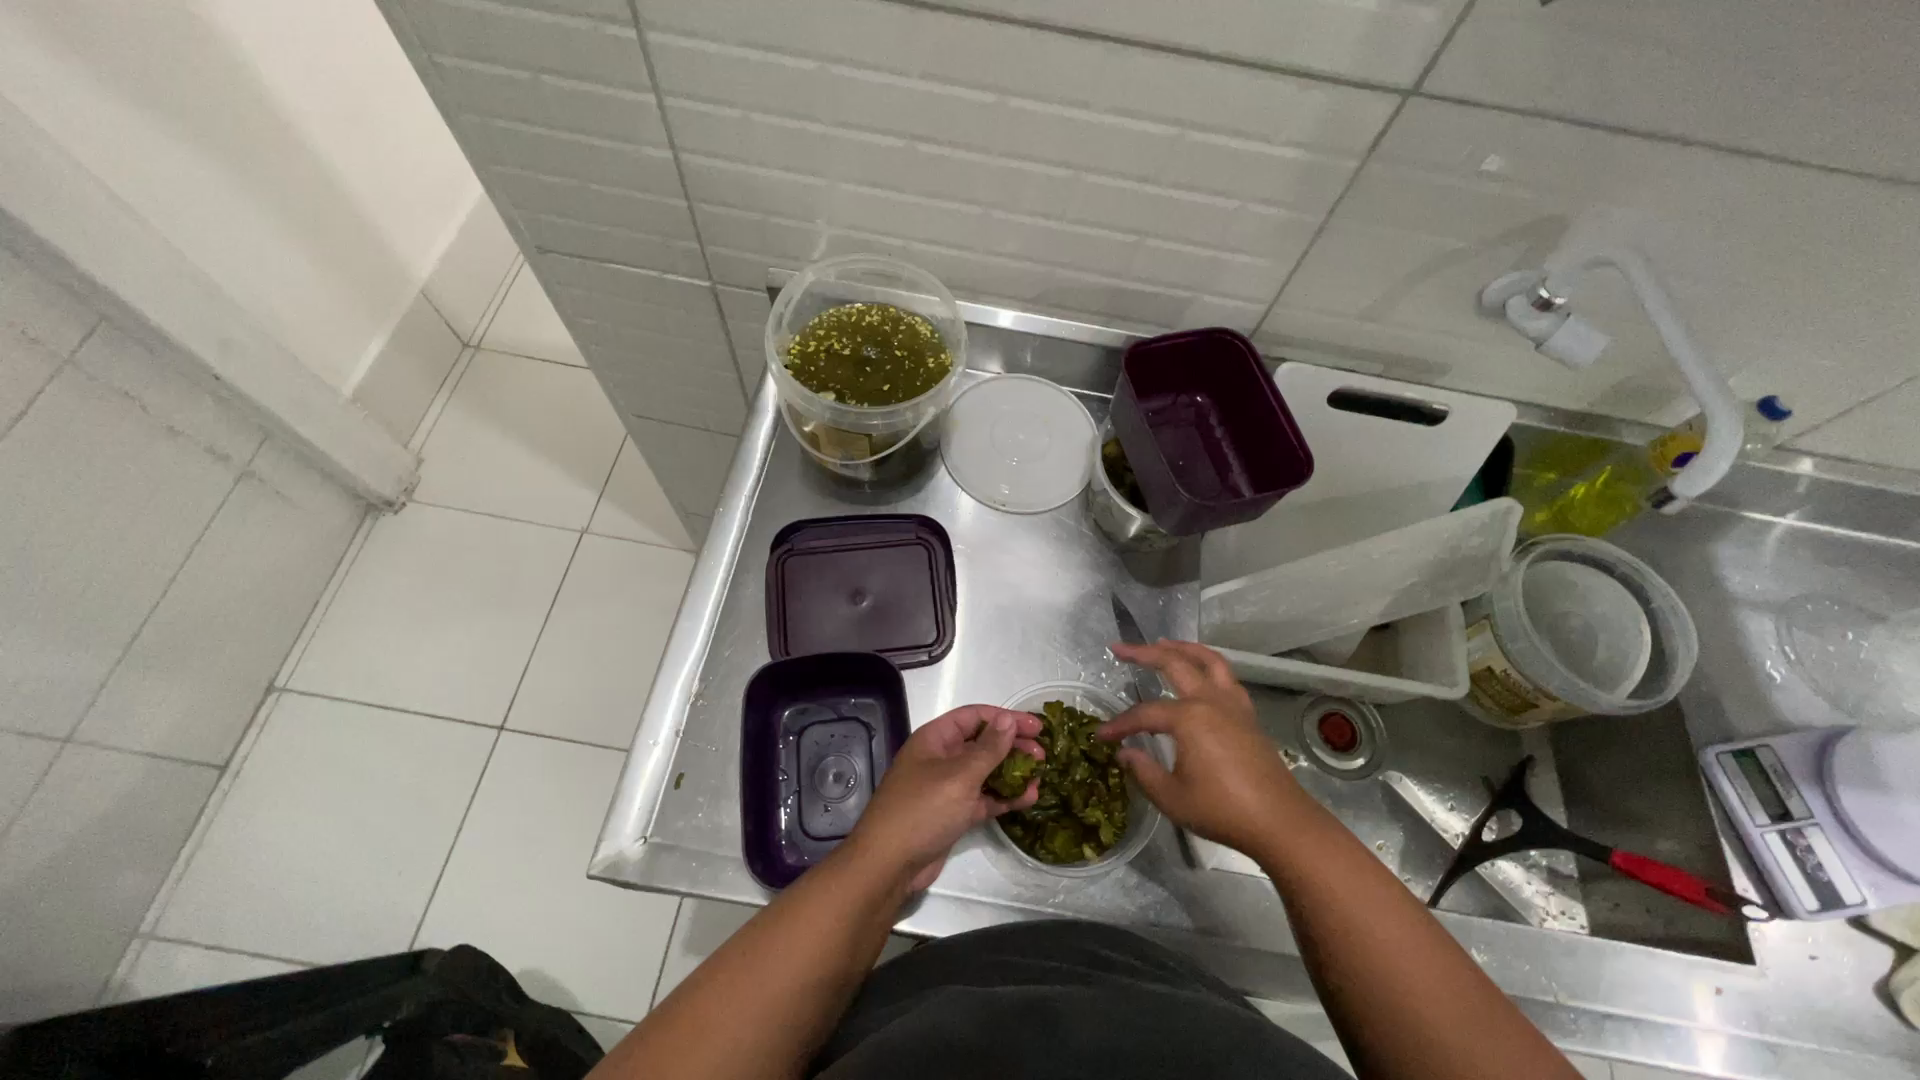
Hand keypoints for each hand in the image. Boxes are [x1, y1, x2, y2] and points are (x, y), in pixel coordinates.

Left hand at [848, 705, 1043, 891]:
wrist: (889, 864)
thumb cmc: (922, 810)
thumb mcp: (959, 776)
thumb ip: (988, 748)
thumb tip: (1007, 720)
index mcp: (935, 739)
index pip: (974, 717)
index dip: (1005, 718)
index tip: (1037, 727)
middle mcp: (941, 759)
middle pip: (982, 743)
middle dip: (1012, 746)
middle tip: (1042, 754)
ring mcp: (947, 788)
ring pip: (985, 772)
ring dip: (1012, 772)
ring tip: (1040, 775)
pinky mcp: (954, 814)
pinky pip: (984, 798)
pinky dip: (1004, 797)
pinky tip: (1028, 798)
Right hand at [1101, 640, 1307, 856]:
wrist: (1279, 821)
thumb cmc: (1222, 810)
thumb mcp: (1171, 797)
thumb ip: (1143, 771)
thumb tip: (1125, 753)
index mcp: (1189, 718)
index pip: (1144, 714)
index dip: (1119, 724)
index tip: (1101, 736)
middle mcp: (1211, 701)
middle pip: (1175, 664)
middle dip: (1144, 654)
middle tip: (1119, 649)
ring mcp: (1234, 706)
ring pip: (1209, 661)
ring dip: (1184, 648)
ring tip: (1164, 643)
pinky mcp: (1248, 716)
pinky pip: (1227, 678)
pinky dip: (1210, 666)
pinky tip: (1202, 675)